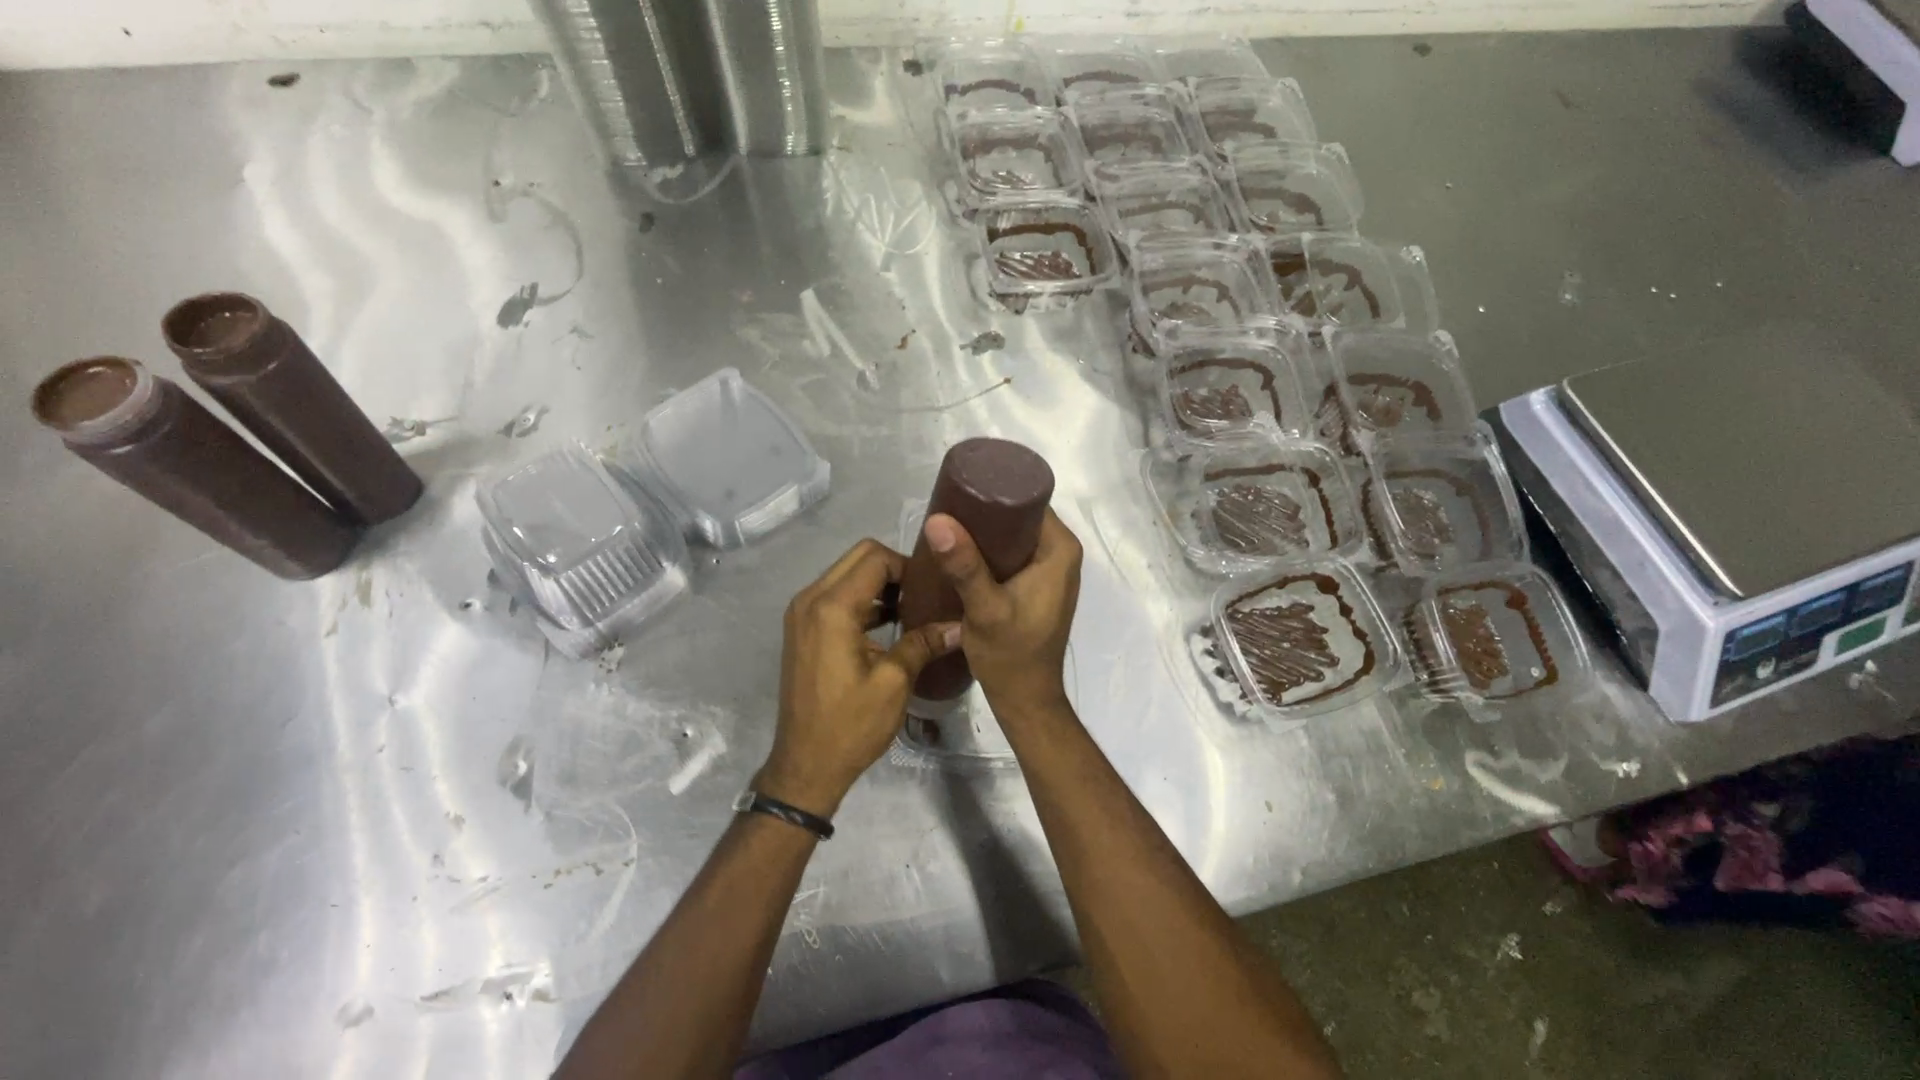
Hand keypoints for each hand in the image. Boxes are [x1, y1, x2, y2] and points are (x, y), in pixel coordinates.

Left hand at [761, 539, 960, 818]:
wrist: (806, 764)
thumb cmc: (850, 725)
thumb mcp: (894, 683)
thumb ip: (923, 644)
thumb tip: (961, 626)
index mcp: (831, 607)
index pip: (875, 558)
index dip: (907, 567)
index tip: (932, 590)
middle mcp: (810, 600)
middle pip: (858, 558)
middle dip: (893, 570)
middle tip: (923, 597)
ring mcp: (802, 614)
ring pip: (846, 575)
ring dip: (877, 585)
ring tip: (911, 611)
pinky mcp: (802, 629)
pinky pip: (835, 597)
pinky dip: (861, 601)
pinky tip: (889, 626)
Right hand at [923, 509, 1082, 716]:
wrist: (1024, 698)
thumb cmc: (1011, 655)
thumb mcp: (985, 608)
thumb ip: (964, 566)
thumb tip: (937, 520)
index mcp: (1060, 549)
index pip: (1027, 499)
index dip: (992, 492)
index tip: (957, 494)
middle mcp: (1062, 553)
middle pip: (1018, 515)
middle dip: (983, 512)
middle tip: (945, 514)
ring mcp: (1051, 570)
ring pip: (1012, 535)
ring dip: (983, 532)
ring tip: (947, 530)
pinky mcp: (1037, 585)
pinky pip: (1011, 553)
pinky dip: (989, 550)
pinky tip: (960, 553)